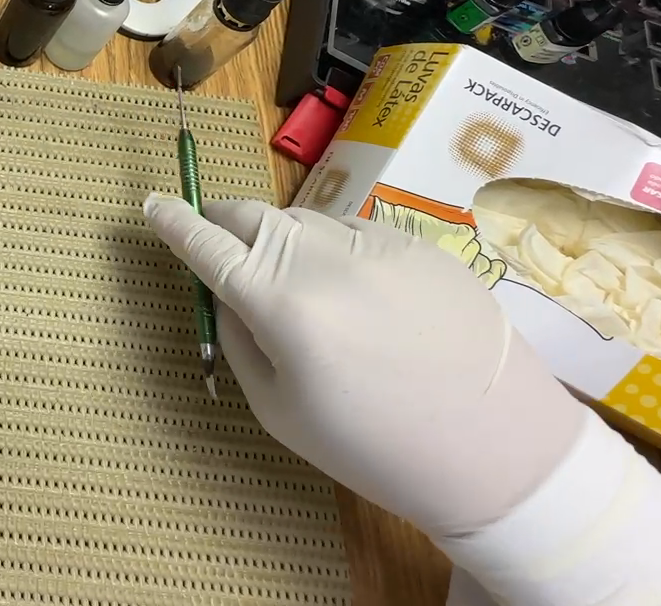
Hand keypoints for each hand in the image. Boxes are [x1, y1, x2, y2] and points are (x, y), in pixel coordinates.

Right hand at [143, 196, 584, 536]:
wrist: (507, 458)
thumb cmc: (373, 446)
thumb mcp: (275, 405)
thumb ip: (236, 332)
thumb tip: (221, 285)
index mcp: (280, 304)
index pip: (205, 244)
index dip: (172, 221)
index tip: (152, 203)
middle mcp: (322, 258)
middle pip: (246, 214)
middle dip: (223, 227)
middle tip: (230, 259)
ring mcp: (375, 244)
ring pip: (297, 220)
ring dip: (281, 242)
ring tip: (313, 296)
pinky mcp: (418, 244)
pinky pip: (349, 231)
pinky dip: (334, 252)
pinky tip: (364, 300)